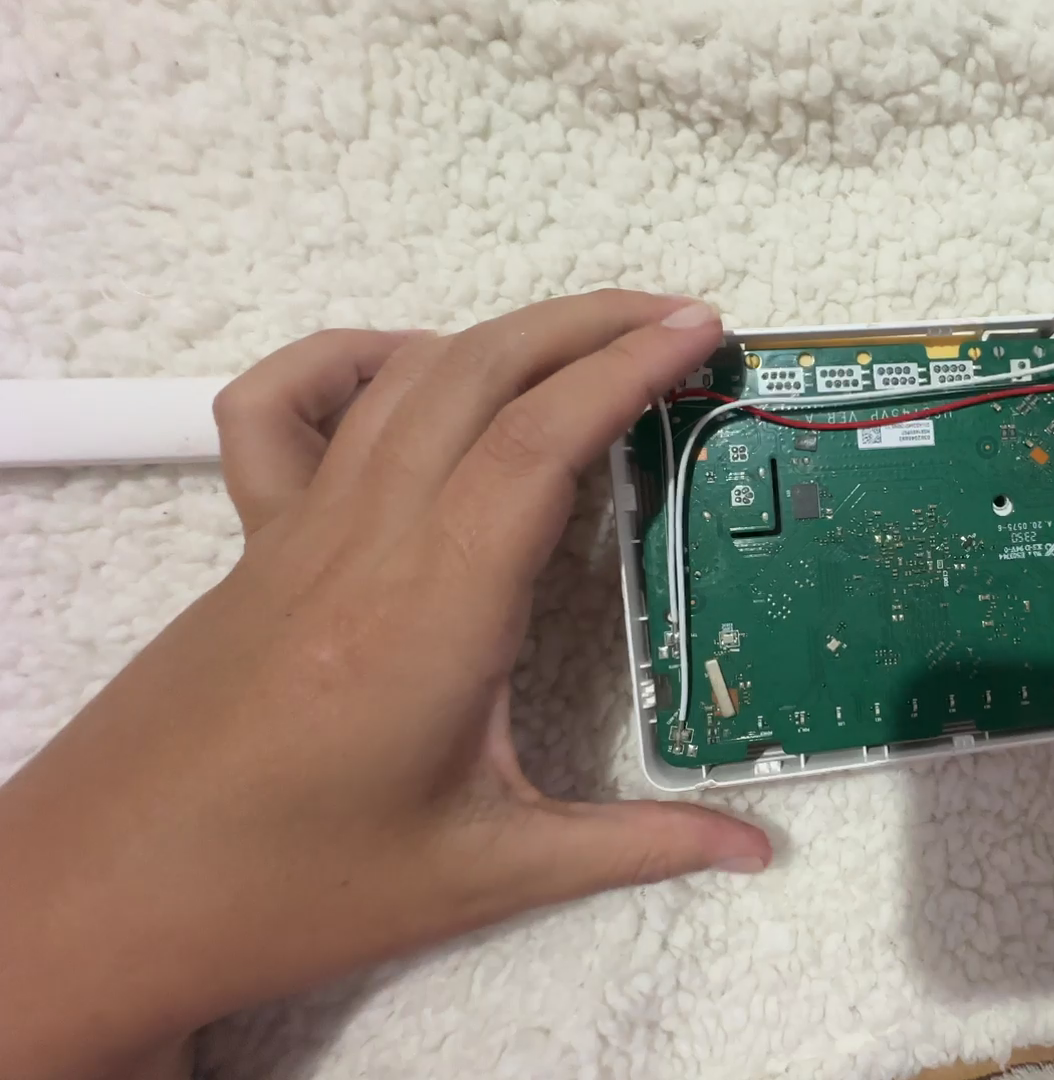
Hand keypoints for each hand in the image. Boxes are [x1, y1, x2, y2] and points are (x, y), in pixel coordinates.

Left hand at [0, 293, 770, 1079]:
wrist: (76, 917)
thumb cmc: (296, 890)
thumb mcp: (491, 874)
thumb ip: (642, 845)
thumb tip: (761, 851)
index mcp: (432, 614)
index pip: (538, 448)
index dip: (625, 375)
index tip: (697, 334)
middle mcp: (363, 543)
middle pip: (478, 378)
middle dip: (590, 325)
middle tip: (682, 317)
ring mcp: (296, 529)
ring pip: (405, 377)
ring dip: (512, 333)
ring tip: (602, 332)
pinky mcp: (258, 538)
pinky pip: (288, 408)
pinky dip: (361, 359)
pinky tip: (426, 371)